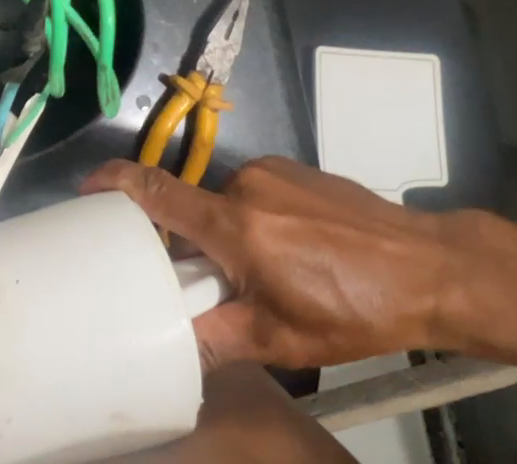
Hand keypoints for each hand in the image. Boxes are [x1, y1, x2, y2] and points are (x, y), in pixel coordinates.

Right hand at [83, 156, 456, 370]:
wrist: (431, 267)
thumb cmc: (355, 307)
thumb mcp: (284, 338)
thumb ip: (218, 338)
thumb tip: (170, 347)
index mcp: (234, 223)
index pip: (156, 191)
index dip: (113, 183)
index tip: (86, 189)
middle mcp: (246, 184)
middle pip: (191, 208)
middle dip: (191, 244)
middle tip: (210, 284)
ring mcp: (273, 171)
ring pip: (226, 203)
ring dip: (228, 234)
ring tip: (266, 275)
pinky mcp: (296, 169)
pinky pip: (255, 192)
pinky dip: (255, 220)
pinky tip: (292, 252)